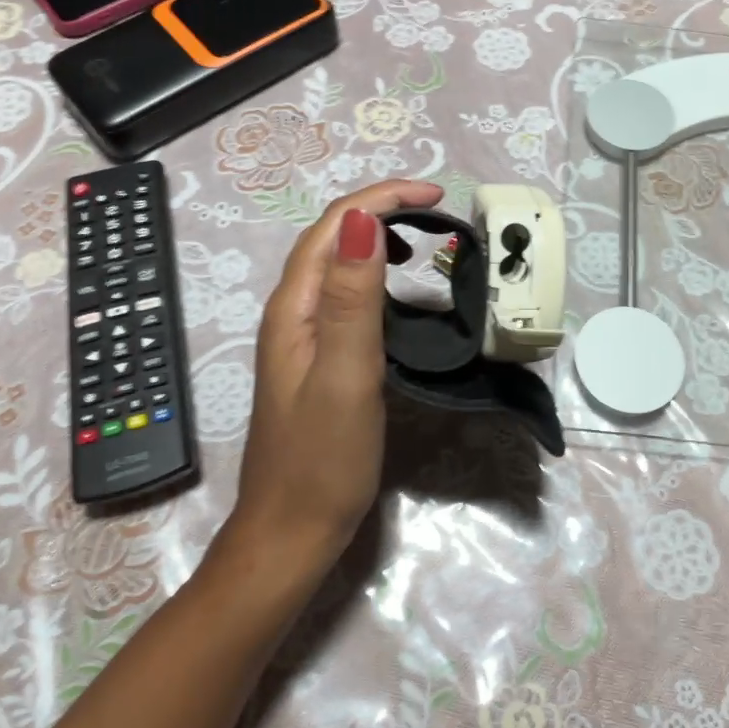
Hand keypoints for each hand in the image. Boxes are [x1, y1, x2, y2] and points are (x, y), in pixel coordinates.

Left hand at [235, 180, 445, 556]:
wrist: (292, 531)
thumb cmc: (323, 458)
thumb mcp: (345, 374)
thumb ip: (352, 298)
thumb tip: (362, 219)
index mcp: (294, 308)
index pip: (334, 226)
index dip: (381, 197)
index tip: (436, 196)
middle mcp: (292, 313)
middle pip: (331, 237)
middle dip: (380, 208)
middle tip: (436, 210)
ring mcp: (302, 338)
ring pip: (337, 266)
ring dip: (376, 238)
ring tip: (422, 239)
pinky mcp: (317, 361)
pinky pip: (345, 297)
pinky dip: (375, 276)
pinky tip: (398, 294)